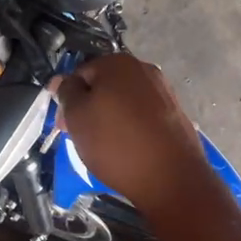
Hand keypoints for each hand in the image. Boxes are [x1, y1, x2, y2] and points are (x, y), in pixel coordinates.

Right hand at [56, 53, 210, 212]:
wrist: (171, 178)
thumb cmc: (116, 143)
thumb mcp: (77, 117)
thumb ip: (67, 92)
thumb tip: (65, 80)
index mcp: (118, 62)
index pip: (80, 73)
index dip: (68, 99)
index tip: (64, 126)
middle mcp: (144, 69)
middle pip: (104, 86)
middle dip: (89, 109)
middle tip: (81, 138)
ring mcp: (164, 91)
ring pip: (124, 102)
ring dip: (110, 119)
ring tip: (105, 148)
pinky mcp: (176, 114)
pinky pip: (143, 116)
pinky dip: (132, 128)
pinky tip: (128, 150)